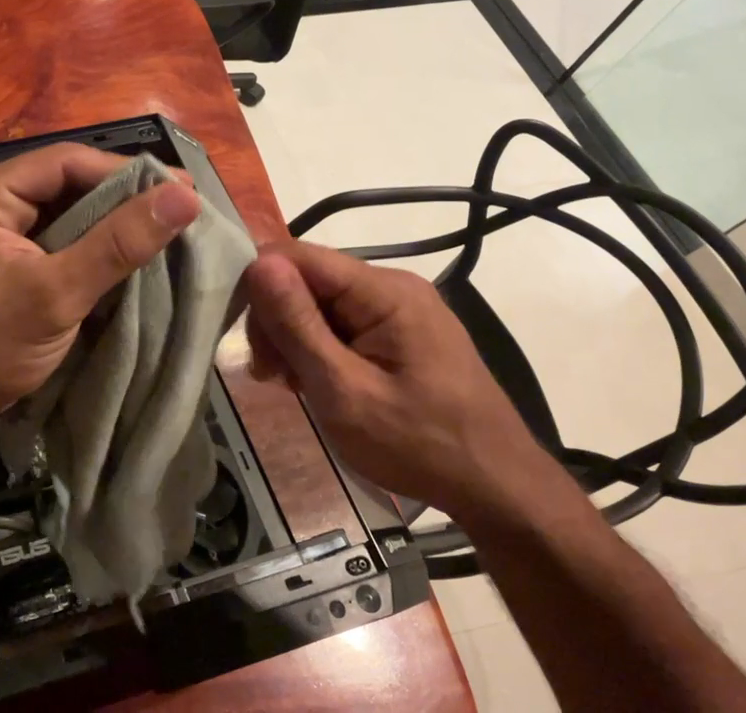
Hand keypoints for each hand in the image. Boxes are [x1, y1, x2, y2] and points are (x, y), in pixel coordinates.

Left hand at [0, 144, 201, 431]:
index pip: (62, 162)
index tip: (179, 186)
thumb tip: (184, 197)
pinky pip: (60, 232)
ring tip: (167, 220)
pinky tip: (133, 244)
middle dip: (122, 192)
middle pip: (65, 180)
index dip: (122, 170)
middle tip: (181, 203)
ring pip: (66, 205)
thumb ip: (117, 244)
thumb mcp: (57, 294)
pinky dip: (95, 238)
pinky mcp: (10, 253)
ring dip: (113, 215)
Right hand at [242, 241, 571, 524]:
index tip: (249, 343)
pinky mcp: (400, 333)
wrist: (497, 489)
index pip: (296, 255)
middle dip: (277, 321)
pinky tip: (317, 384)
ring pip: (318, 303)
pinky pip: (340, 323)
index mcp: (384, 291)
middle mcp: (392, 286)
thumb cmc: (419, 445)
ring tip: (296, 387)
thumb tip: (257, 264)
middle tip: (273, 377)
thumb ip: (298, 325)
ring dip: (294, 340)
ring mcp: (399, 309)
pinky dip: (318, 349)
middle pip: (306, 279)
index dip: (260, 288)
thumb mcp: (345, 391)